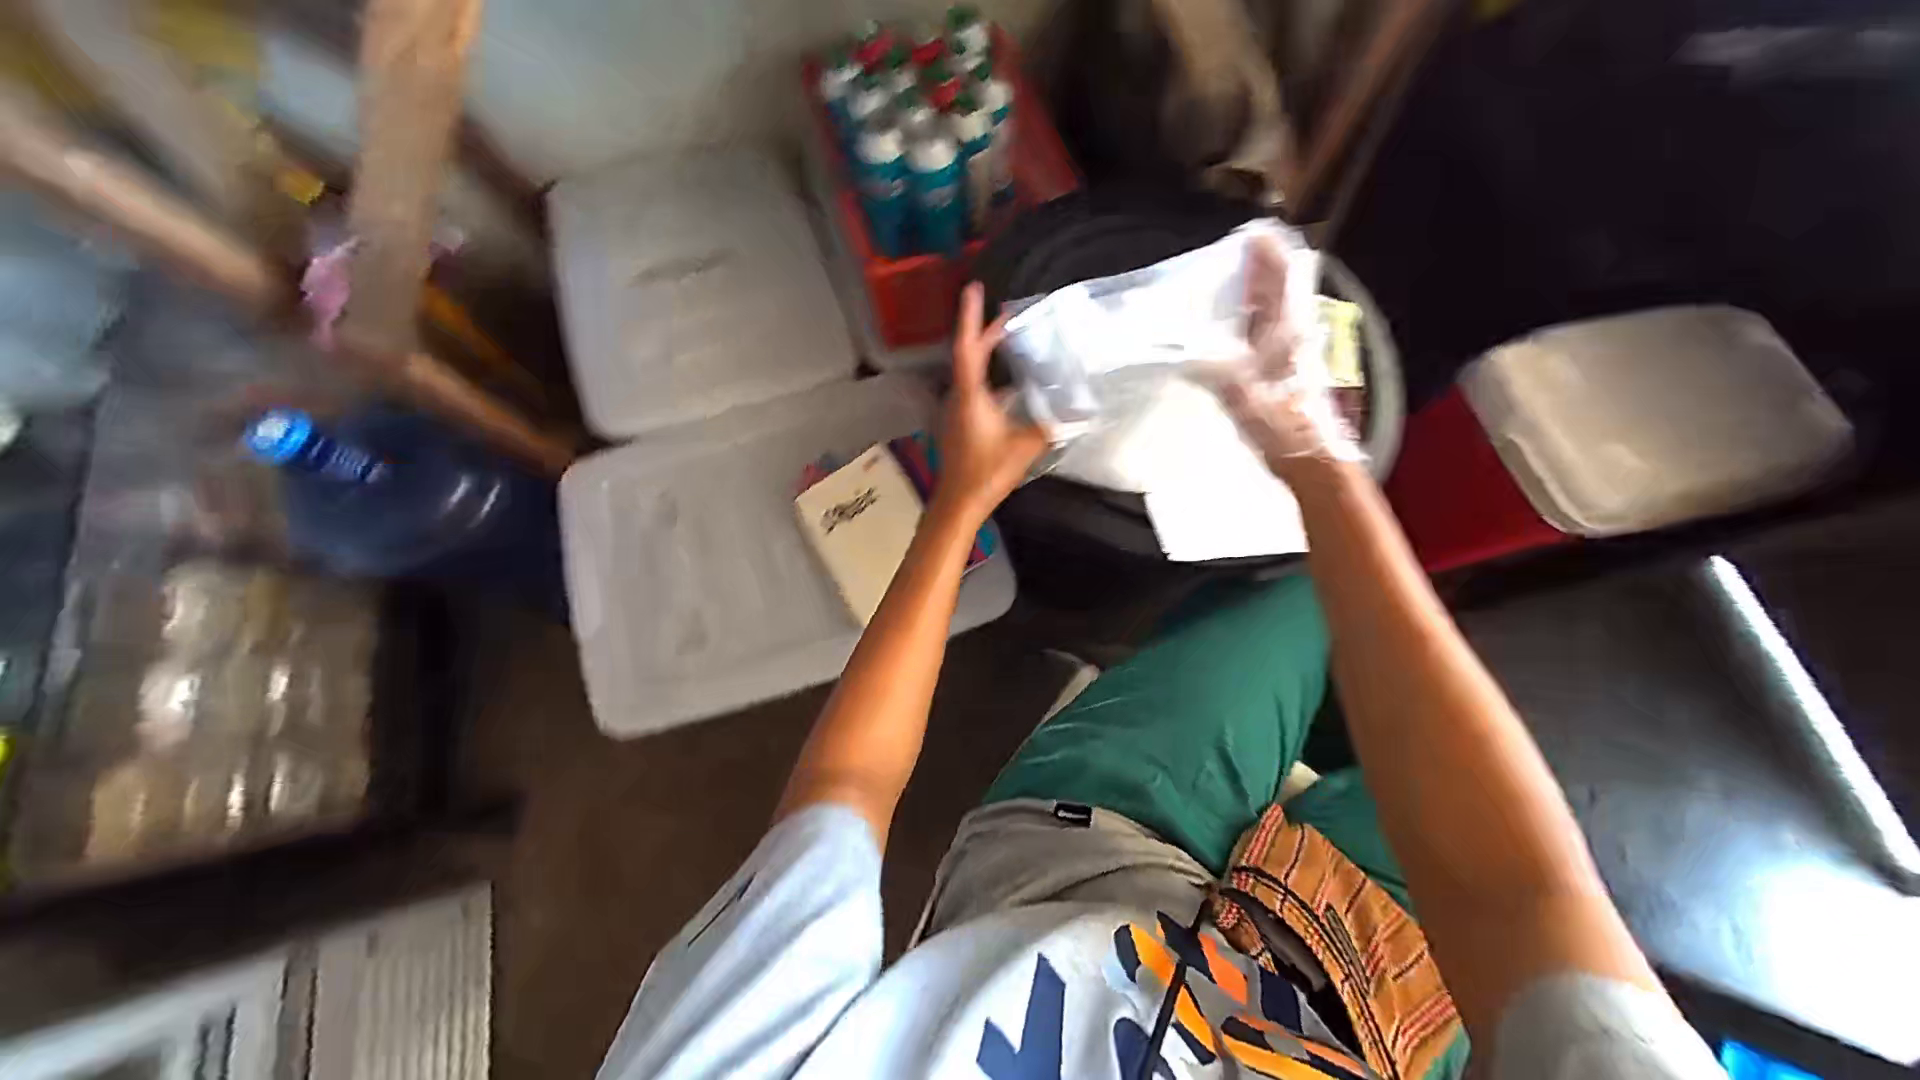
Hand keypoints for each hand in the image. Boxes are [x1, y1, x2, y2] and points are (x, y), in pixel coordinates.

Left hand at [933, 283, 1047, 524]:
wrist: (958, 504)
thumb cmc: (986, 473)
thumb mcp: (1025, 447)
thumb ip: (1049, 426)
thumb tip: (1074, 411)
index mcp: (970, 396)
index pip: (967, 347)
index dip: (971, 317)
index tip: (974, 288)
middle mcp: (958, 398)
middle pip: (967, 356)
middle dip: (985, 332)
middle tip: (1005, 315)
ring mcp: (955, 412)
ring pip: (969, 374)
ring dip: (985, 355)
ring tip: (1006, 342)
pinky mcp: (958, 425)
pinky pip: (972, 390)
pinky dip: (987, 378)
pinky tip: (1008, 387)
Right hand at [1216, 237, 1361, 472]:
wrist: (1314, 461)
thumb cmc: (1284, 430)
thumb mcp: (1244, 401)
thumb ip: (1218, 374)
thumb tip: (1188, 354)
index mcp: (1286, 337)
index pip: (1281, 284)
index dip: (1269, 257)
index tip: (1253, 235)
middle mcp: (1294, 339)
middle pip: (1282, 292)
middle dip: (1264, 269)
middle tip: (1238, 255)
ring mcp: (1293, 355)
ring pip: (1279, 312)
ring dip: (1261, 293)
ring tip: (1235, 283)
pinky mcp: (1288, 373)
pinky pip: (1272, 334)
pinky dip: (1257, 320)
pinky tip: (1238, 329)